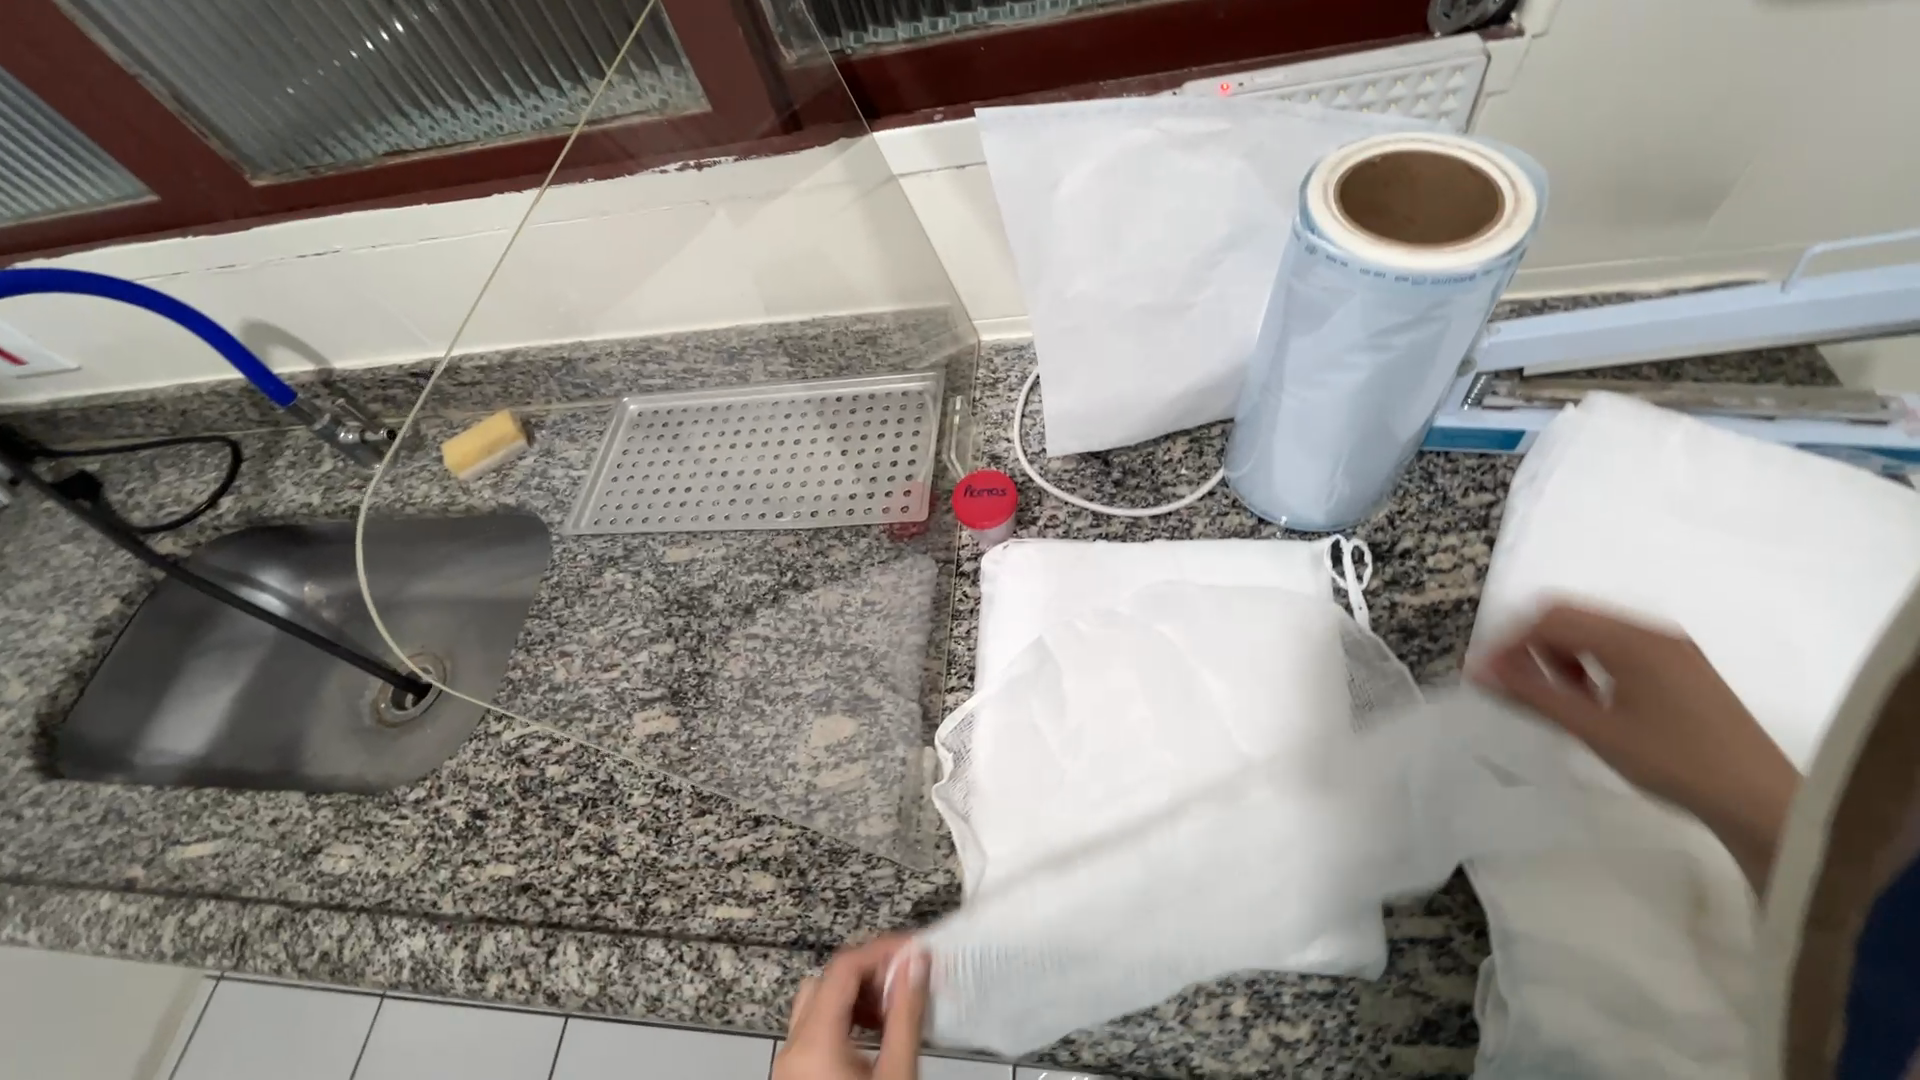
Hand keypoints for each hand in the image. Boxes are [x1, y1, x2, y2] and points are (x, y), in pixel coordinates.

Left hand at [775, 936, 928, 1079]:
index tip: (915, 949)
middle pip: (829, 981)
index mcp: (813, 1041)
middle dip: (871, 973)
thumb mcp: (897, 1073)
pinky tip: (874, 1034)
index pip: (844, 967)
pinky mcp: (794, 1075)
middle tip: (907, 982)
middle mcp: (792, 1046)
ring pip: (819, 1003)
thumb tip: (916, 962)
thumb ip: (906, 1015)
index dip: (882, 950)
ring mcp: (788, 1062)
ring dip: (857, 996)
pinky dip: (844, 1019)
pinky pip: (815, 1029)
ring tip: (893, 1010)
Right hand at [1470, 602, 1799, 890]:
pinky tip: (1591, 700)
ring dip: (1559, 656)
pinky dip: (1588, 664)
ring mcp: (1671, 649)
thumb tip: (1476, 669)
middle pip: (1569, 617)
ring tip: (1556, 698)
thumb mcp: (1592, 728)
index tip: (1486, 675)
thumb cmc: (1673, 762)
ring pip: (1591, 632)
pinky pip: (1617, 647)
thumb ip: (1530, 694)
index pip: (1550, 616)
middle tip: (1515, 686)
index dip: (1508, 640)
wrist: (1763, 803)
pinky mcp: (1680, 668)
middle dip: (1531, 647)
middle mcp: (1652, 632)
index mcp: (1632, 639)